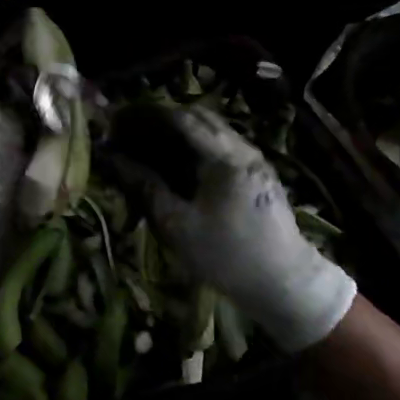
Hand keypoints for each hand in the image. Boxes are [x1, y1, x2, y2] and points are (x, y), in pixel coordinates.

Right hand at [105, 105, 355, 351]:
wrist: (286, 285)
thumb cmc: (228, 256)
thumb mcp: (178, 225)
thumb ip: (145, 187)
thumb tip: (113, 159)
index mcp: (225, 158)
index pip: (182, 118)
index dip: (148, 115)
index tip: (121, 121)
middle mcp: (243, 149)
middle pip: (199, 117)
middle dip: (163, 119)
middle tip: (133, 131)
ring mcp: (255, 160)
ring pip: (213, 129)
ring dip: (180, 130)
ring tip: (150, 145)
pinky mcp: (258, 173)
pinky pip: (223, 144)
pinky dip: (196, 144)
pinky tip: (179, 162)